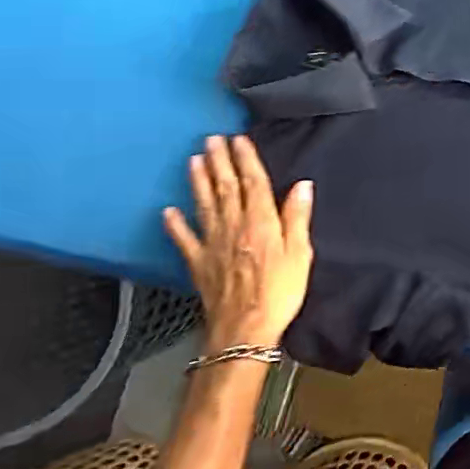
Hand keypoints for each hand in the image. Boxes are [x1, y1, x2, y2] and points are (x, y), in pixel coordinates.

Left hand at [163, 134, 314, 349]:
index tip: (239, 139)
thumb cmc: (280, 291)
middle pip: (226, 187)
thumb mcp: (300, 253)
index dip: (246, 159)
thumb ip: (297, 218)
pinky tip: (167, 211)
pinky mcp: (198, 263)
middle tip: (211, 139)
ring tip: (194, 160)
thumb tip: (302, 185)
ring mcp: (212, 243)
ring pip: (205, 205)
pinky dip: (175, 224)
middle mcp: (234, 226)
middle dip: (220, 162)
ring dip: (199, 181)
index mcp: (261, 222)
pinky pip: (184, 239)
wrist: (245, 329)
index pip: (254, 182)